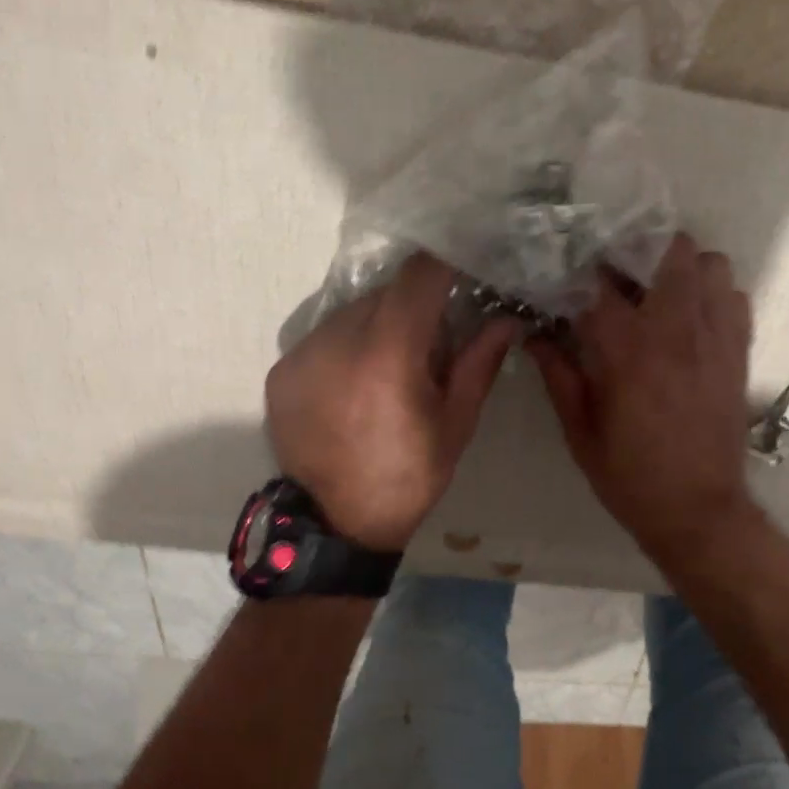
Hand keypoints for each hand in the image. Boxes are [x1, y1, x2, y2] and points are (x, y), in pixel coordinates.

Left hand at [266, 254, 516, 550]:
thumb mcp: (455, 423)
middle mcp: (338, 340)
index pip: (419, 276)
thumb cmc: (409, 477)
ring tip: (395, 368)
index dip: (445, 265)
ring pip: (352, 313)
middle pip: (386, 293)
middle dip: (416, 304)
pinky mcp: (281, 371)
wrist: (335, 523)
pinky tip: (359, 386)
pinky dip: (348, 348)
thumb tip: (507, 320)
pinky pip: (324, 339)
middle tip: (436, 337)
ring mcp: (304, 354)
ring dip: (380, 325)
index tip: (465, 271)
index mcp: (390, 354)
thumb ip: (478, 363)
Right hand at [528, 234, 758, 558]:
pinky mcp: (738, 354)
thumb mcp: (580, 432)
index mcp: (627, 350)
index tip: (568, 275)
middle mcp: (676, 331)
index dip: (581, 272)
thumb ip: (558, 376)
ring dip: (685, 270)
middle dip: (641, 253)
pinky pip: (736, 299)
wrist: (699, 511)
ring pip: (711, 265)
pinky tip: (694, 323)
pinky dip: (715, 297)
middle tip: (621, 276)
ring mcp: (714, 338)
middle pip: (669, 251)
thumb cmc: (631, 477)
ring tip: (662, 295)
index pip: (600, 284)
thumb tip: (534, 336)